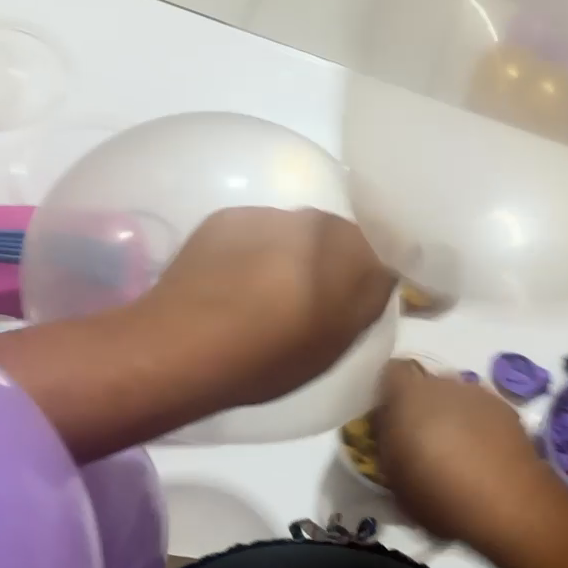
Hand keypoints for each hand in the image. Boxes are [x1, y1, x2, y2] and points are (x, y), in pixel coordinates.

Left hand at [132, 207, 395, 407]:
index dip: (375, 271)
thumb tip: (383, 274)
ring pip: (294, 234)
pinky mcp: (226, 218)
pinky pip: (254, 234)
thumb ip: (370, 298)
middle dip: (331, 262)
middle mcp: (315, 219)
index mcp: (352, 247)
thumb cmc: (274, 353)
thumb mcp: (340, 340)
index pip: (384, 247)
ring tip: (266, 295)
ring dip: (290, 257)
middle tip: (314, 301)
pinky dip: (253, 253)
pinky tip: (234, 286)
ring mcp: (268, 215)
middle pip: (336, 238)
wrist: (183, 346)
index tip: (363, 296)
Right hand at [371, 359, 565, 545]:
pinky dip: (478, 423)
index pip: (392, 371)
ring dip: (451, 413)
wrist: (507, 501)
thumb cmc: (439, 493)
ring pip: (456, 395)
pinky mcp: (507, 408)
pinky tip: (482, 453)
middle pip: (426, 383)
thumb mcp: (393, 477)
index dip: (388, 393)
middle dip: (421, 405)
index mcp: (411, 395)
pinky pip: (482, 408)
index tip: (388, 420)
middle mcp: (446, 384)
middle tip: (420, 440)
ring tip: (456, 450)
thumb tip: (388, 425)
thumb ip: (386, 441)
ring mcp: (480, 393)